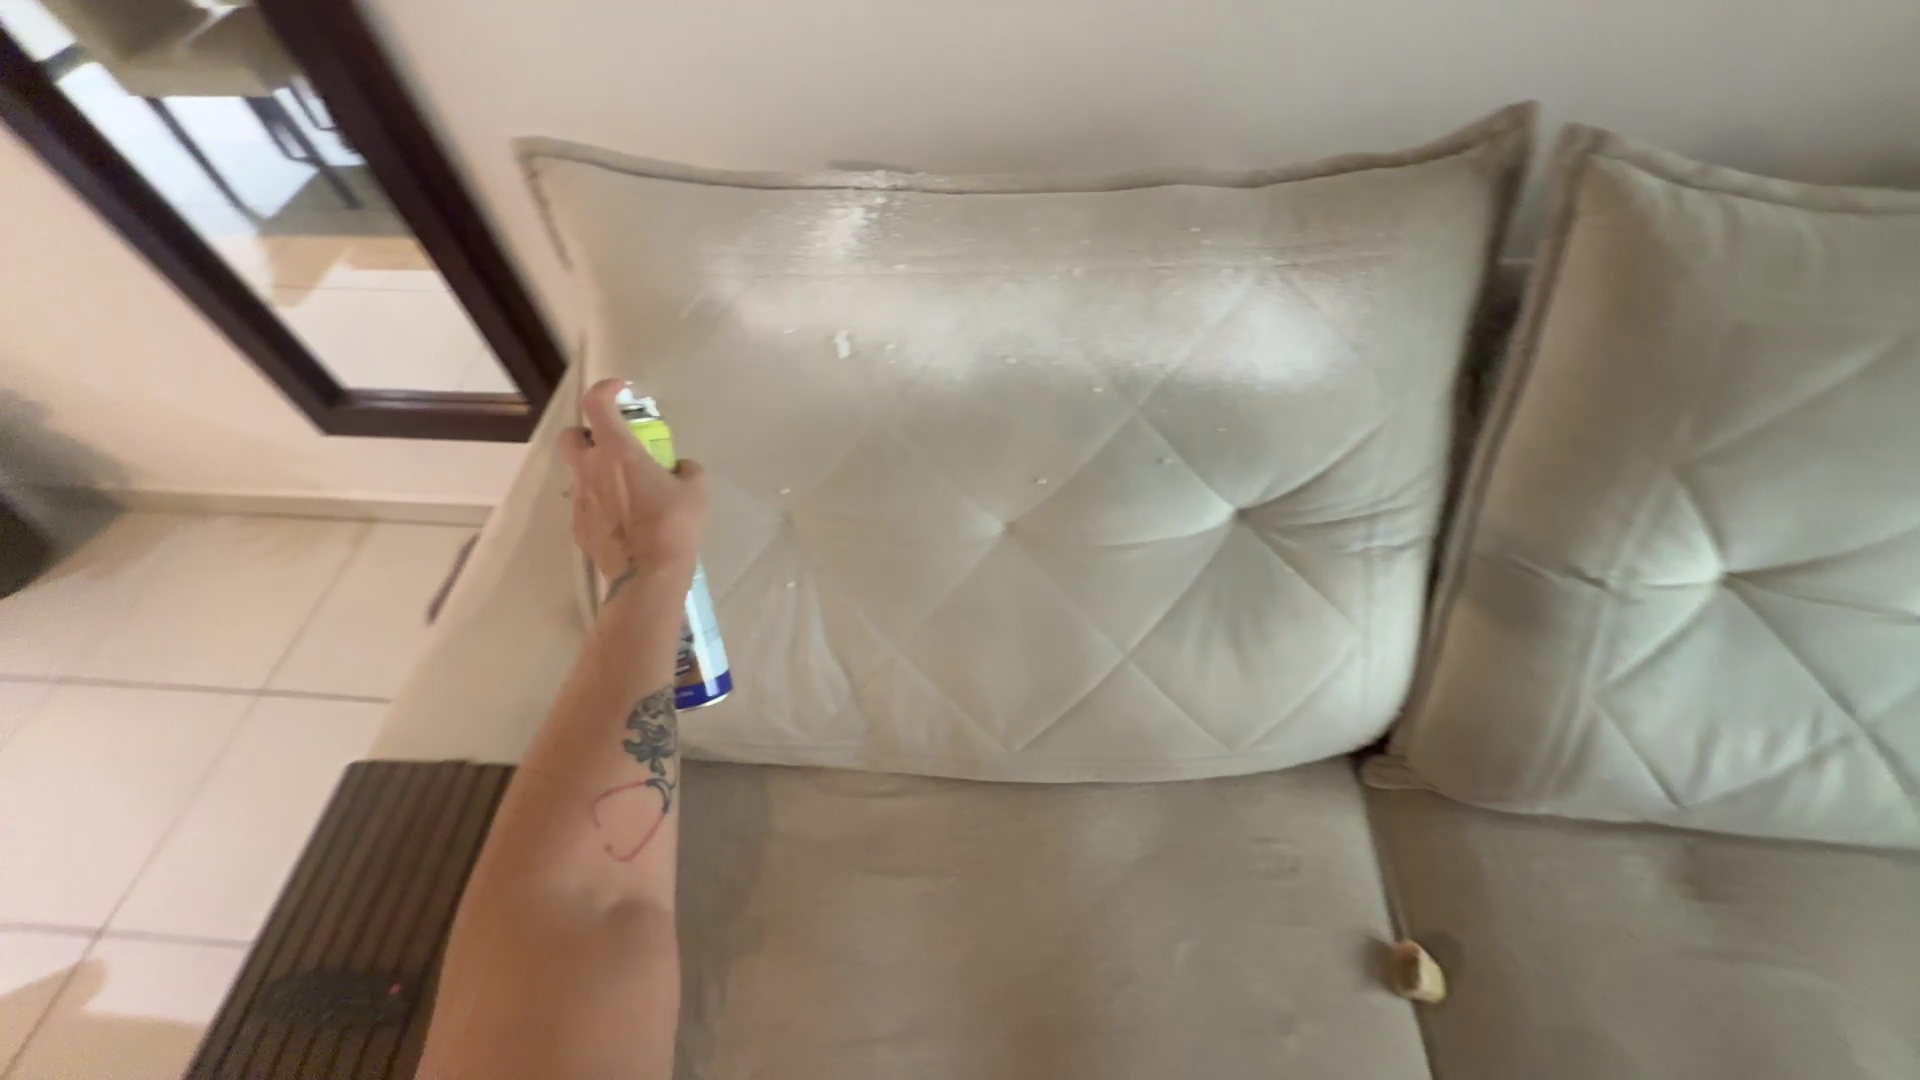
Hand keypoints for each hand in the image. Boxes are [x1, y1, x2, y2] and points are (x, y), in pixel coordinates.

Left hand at [559, 379, 709, 586]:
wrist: (648, 574)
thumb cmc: (674, 525)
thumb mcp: (696, 490)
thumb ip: (687, 469)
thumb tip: (680, 467)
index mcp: (618, 452)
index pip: (597, 404)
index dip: (606, 390)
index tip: (622, 391)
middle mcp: (590, 469)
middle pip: (570, 436)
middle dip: (587, 433)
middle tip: (612, 445)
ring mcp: (580, 499)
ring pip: (578, 473)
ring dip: (596, 472)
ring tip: (624, 490)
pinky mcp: (578, 526)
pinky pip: (585, 504)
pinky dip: (600, 503)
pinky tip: (622, 520)